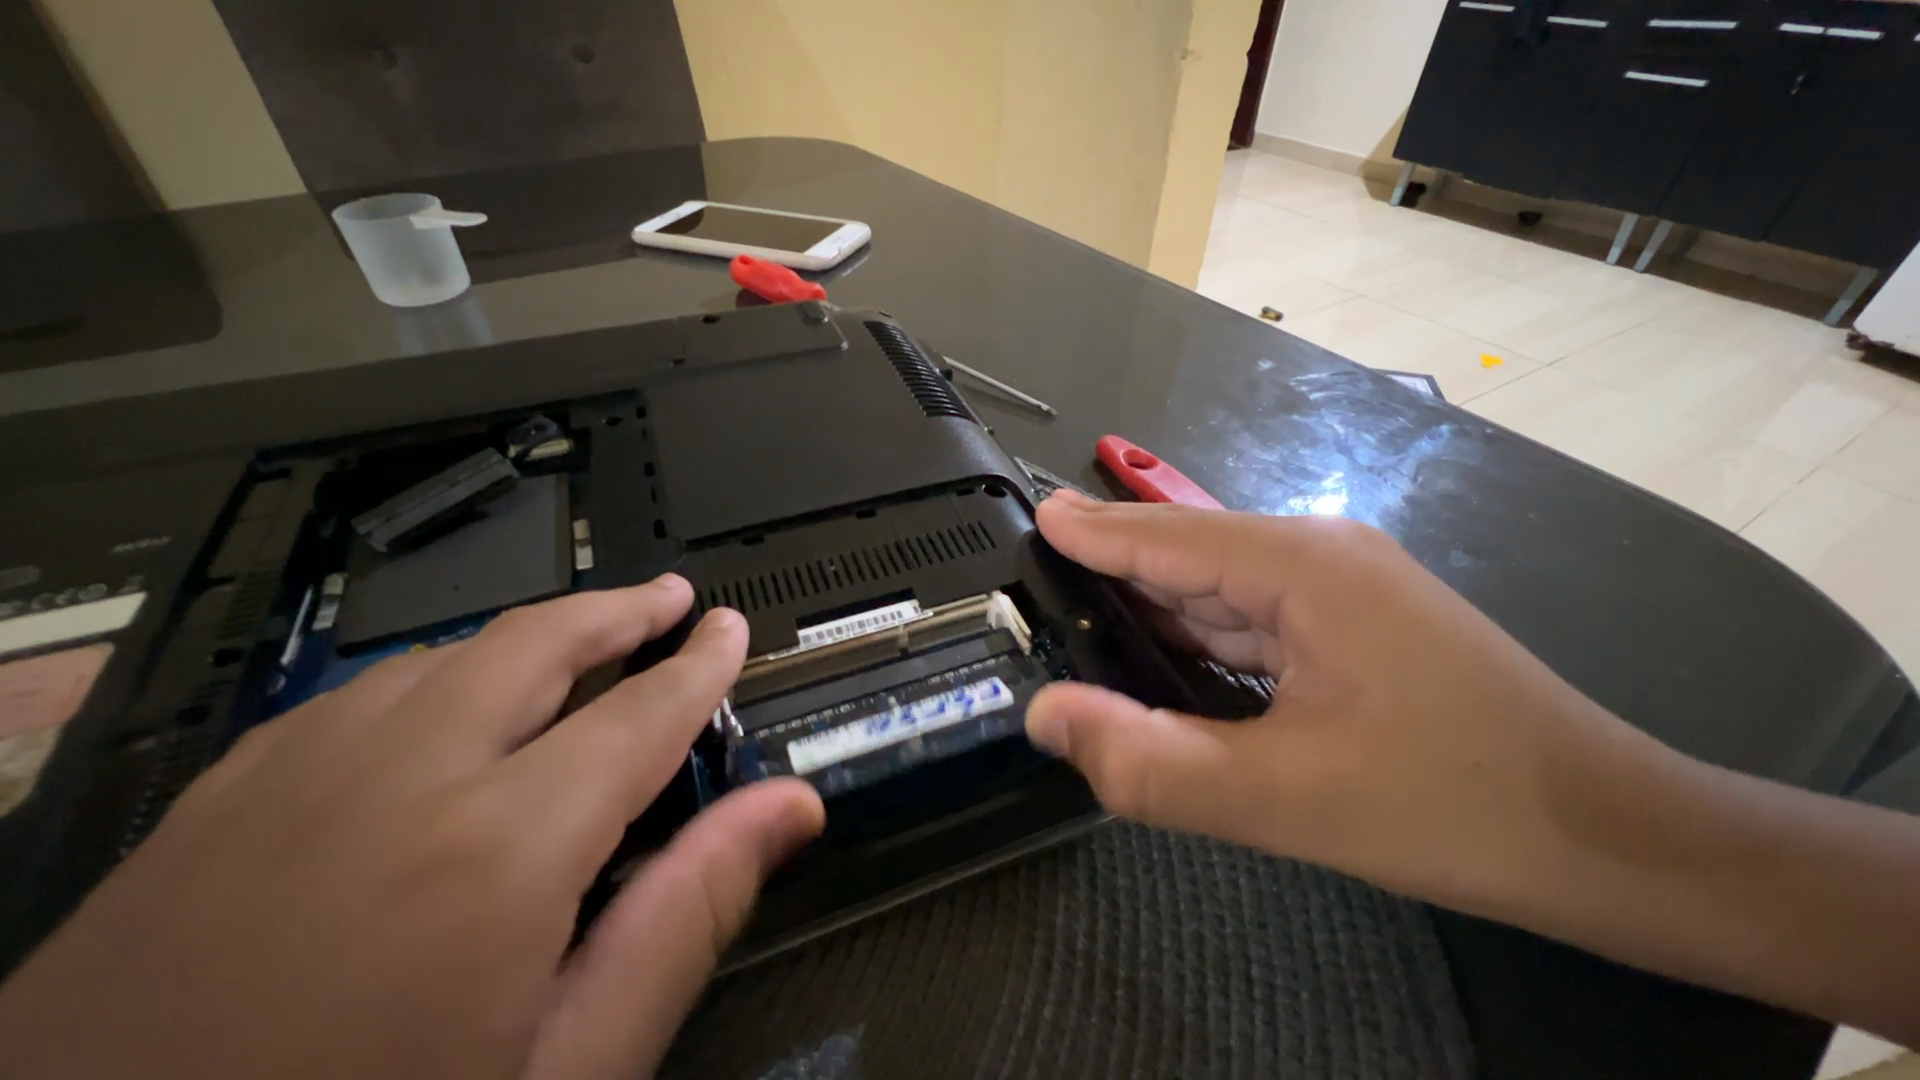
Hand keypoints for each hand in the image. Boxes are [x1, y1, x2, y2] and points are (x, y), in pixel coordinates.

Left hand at [0, 577, 824, 1079]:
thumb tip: (786, 809)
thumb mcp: (569, 1065)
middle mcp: (400, 779)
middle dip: (615, 611)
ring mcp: (291, 783)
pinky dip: (424, 679)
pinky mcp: (210, 811)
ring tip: (573, 643)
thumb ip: (685, 915)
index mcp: (501, 845)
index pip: (638, 716)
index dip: (697, 667)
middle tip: (667, 598)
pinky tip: (434, 706)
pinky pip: (346, 700)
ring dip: (523, 640)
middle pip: (533, 646)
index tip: (728, 629)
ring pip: (438, 659)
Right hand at [1024, 494, 1919, 1046]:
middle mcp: (1322, 558)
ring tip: (1073, 622)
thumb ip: (1152, 762)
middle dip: (1111, 571)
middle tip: (1030, 589)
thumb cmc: (1453, 806)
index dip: (1091, 533)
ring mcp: (1344, 594)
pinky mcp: (1356, 631)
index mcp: (1304, 567)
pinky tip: (1160, 662)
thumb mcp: (1286, 798)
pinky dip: (1198, 639)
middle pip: (1191, 555)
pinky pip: (1253, 622)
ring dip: (1153, 608)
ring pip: (1221, 591)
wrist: (1611, 839)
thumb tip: (1045, 716)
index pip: (1167, 536)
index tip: (1026, 521)